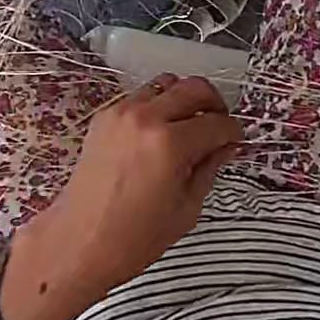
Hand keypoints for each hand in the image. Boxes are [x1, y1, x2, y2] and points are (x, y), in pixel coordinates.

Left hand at [0, 74, 240, 319]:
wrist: (82, 237)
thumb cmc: (138, 236)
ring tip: (190, 123)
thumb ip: (209, 167)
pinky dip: (157, 104)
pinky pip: (139, 95)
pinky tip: (160, 131)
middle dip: (214, 102)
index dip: (234, 130)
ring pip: (164, 83)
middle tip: (219, 124)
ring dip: (184, 97)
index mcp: (170, 144)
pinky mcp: (105, 114)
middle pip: (193, 87)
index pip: (216, 123)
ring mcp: (121, 111)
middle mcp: (145, 117)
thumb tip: (228, 144)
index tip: (237, 139)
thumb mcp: (187, 208)